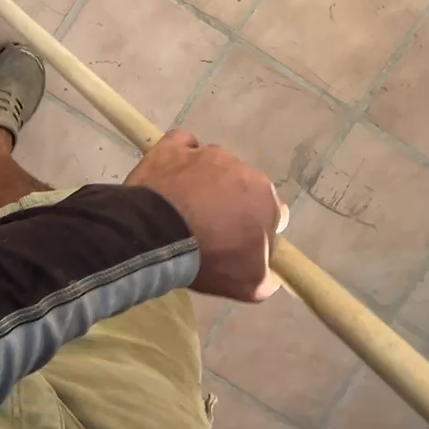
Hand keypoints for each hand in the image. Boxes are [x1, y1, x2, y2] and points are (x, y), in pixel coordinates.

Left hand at [125, 130, 286, 301]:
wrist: (157, 233)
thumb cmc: (211, 256)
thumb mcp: (253, 283)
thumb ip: (267, 272)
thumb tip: (267, 270)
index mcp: (264, 195)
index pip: (271, 213)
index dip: (257, 230)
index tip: (240, 243)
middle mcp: (238, 166)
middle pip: (240, 186)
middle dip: (230, 202)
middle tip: (210, 225)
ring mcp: (202, 152)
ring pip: (211, 165)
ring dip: (204, 180)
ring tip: (185, 202)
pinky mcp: (170, 146)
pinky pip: (182, 145)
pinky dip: (180, 156)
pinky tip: (172, 173)